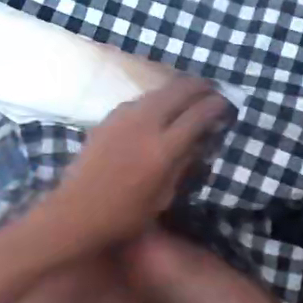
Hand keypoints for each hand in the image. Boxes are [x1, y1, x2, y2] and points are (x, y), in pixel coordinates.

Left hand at [44, 79, 232, 247]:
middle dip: (200, 86)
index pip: (198, 115)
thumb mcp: (164, 196)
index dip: (216, 105)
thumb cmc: (125, 216)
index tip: (226, 103)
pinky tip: (160, 107)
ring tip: (190, 94)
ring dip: (178, 89)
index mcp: (163, 149)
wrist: (75, 213)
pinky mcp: (108, 118)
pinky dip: (157, 98)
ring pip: (158, 91)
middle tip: (212, 89)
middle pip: (179, 91)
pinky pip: (140, 100)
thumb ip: (184, 163)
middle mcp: (145, 125)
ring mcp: (124, 117)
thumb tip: (202, 138)